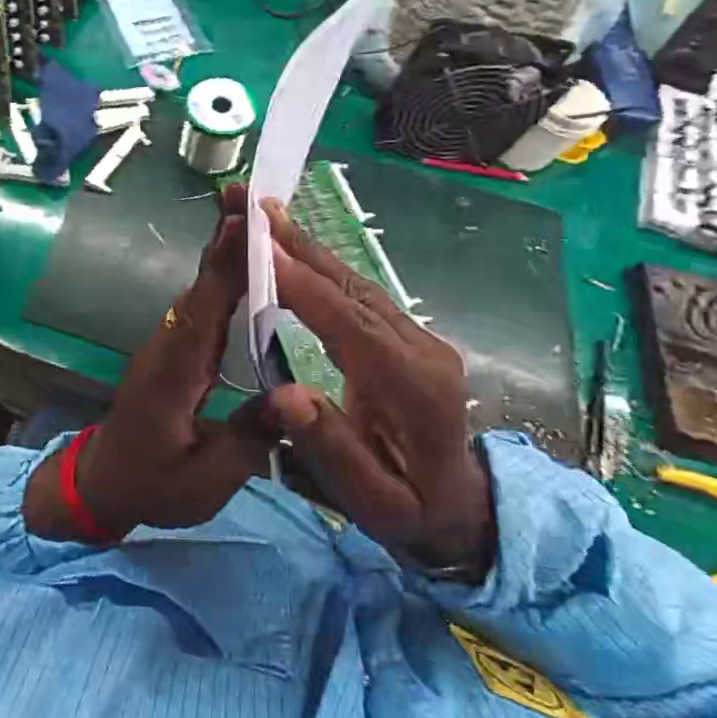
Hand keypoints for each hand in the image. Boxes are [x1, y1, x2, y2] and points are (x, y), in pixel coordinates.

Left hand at [25, 184, 278, 541]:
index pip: (204, 309)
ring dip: (227, 253)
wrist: (104, 485)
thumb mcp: (206, 479)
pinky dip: (224, 279)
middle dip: (228, 240)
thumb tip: (299, 399)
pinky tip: (245, 264)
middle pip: (202, 287)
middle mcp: (170, 348)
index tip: (244, 218)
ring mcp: (170, 347)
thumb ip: (250, 438)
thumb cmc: (151, 485)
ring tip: (257, 214)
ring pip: (202, 292)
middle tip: (254, 192)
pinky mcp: (175, 354)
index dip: (225, 263)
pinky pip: (203, 308)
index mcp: (175, 373)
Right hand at [261, 198, 496, 576]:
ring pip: (358, 285)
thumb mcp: (370, 501)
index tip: (260, 247)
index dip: (303, 285)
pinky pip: (361, 297)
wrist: (461, 510)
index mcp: (412, 387)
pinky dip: (323, 272)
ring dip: (310, 250)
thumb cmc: (410, 511)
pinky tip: (297, 255)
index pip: (350, 324)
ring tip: (266, 218)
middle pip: (355, 289)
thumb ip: (331, 449)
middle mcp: (421, 349)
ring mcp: (419, 340)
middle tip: (255, 206)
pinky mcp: (408, 340)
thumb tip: (284, 397)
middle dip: (302, 246)